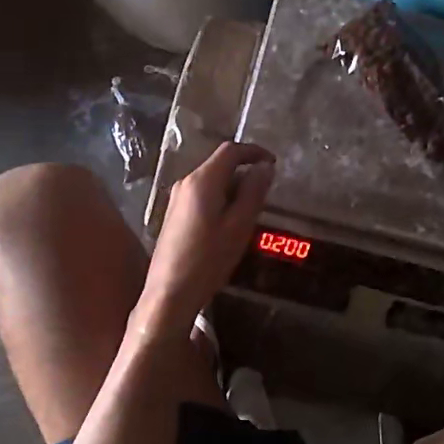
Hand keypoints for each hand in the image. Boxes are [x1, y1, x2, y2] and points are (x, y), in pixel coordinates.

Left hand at [137, 141, 274, 335]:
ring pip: (211, 181)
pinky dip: (221, 199)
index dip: (254, 152)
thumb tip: (265, 167)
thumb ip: (253, 193)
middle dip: (245, 171)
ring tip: (251, 210)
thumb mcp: (239, 227)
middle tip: (266, 192)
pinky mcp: (174, 215)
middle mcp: (186, 183)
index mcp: (202, 181)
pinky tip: (229, 223)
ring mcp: (177, 199)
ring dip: (233, 187)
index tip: (274, 163)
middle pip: (219, 164)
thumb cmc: (208, 260)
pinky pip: (202, 196)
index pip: (230, 151)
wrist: (169, 292)